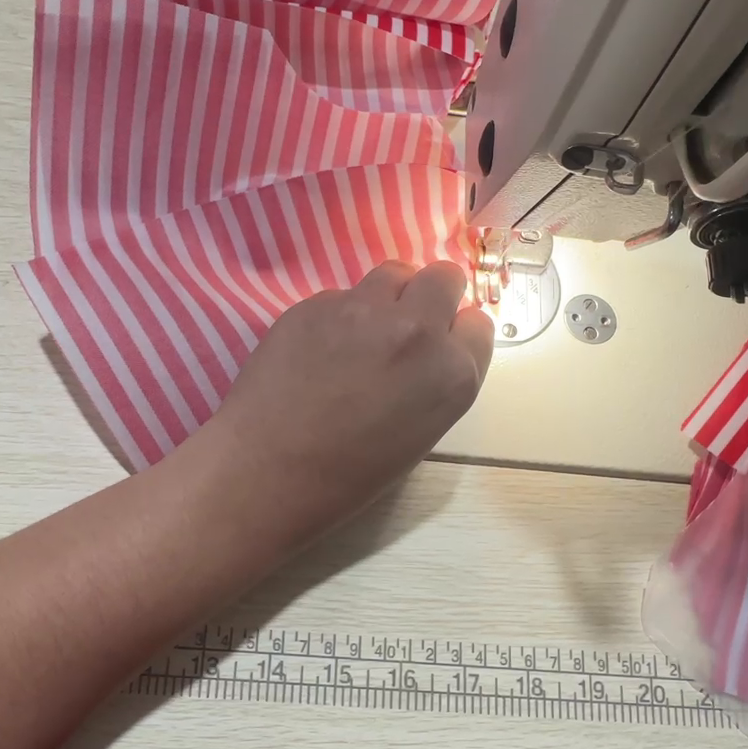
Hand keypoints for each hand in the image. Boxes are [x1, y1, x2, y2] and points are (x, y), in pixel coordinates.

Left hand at [175, 260, 492, 542]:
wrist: (269, 470)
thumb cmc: (349, 475)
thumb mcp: (418, 434)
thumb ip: (434, 382)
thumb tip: (426, 352)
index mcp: (451, 373)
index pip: (478, 323)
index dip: (456, 334)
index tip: (438, 346)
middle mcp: (416, 330)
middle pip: (444, 278)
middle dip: (432, 296)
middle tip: (407, 326)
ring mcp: (363, 309)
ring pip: (393, 273)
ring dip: (388, 295)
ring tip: (364, 331)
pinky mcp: (316, 302)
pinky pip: (343, 294)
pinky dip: (341, 314)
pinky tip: (318, 348)